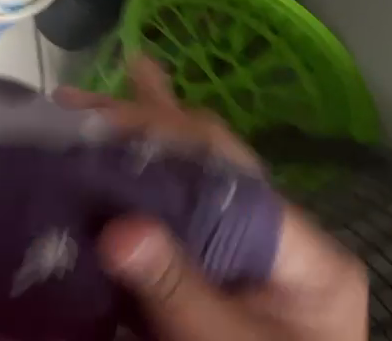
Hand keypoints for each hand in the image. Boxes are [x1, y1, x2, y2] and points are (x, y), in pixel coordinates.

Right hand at [58, 58, 369, 340]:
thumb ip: (181, 293)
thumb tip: (119, 230)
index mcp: (308, 256)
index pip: (236, 177)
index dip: (170, 143)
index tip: (105, 125)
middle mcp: (278, 237)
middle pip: (210, 162)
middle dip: (147, 123)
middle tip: (83, 100)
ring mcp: (245, 247)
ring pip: (189, 173)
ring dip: (136, 134)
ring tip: (88, 98)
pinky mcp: (212, 261)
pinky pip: (172, 203)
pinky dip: (136, 167)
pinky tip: (109, 136)